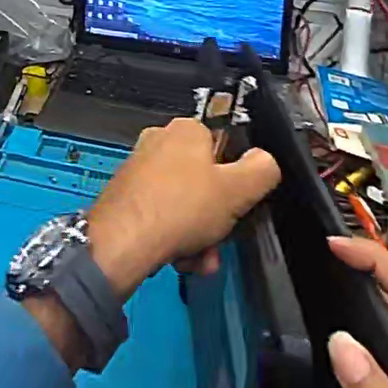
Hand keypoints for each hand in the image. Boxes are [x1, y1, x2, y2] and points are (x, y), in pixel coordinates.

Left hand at [85, 118, 280, 297]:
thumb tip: (265, 160)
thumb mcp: (238, 190)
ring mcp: (140, 167)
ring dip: (196, 234)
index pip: (224, 147)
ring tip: (196, 257)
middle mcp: (160, 140)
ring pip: (183, 202)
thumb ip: (262, 170)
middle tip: (216, 241)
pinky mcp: (126, 194)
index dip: (235, 181)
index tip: (237, 206)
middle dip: (215, 217)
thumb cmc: (181, 207)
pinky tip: (176, 258)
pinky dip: (173, 236)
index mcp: (187, 129)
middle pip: (203, 180)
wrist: (122, 241)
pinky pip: (161, 214)